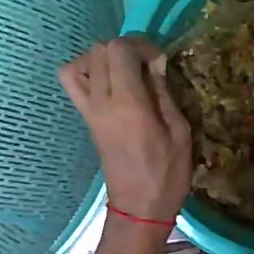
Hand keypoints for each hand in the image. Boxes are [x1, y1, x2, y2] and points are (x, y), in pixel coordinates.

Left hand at [60, 37, 191, 223]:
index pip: (118, 49)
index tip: (159, 61)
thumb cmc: (166, 174)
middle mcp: (101, 103)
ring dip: (101, 60)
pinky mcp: (86, 120)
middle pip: (98, 50)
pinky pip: (75, 85)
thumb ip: (163, 92)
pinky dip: (89, 75)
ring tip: (125, 73)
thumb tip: (155, 64)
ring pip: (78, 64)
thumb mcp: (179, 131)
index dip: (141, 45)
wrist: (138, 208)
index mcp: (127, 103)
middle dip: (124, 49)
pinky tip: (114, 87)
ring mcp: (89, 112)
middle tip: (146, 66)